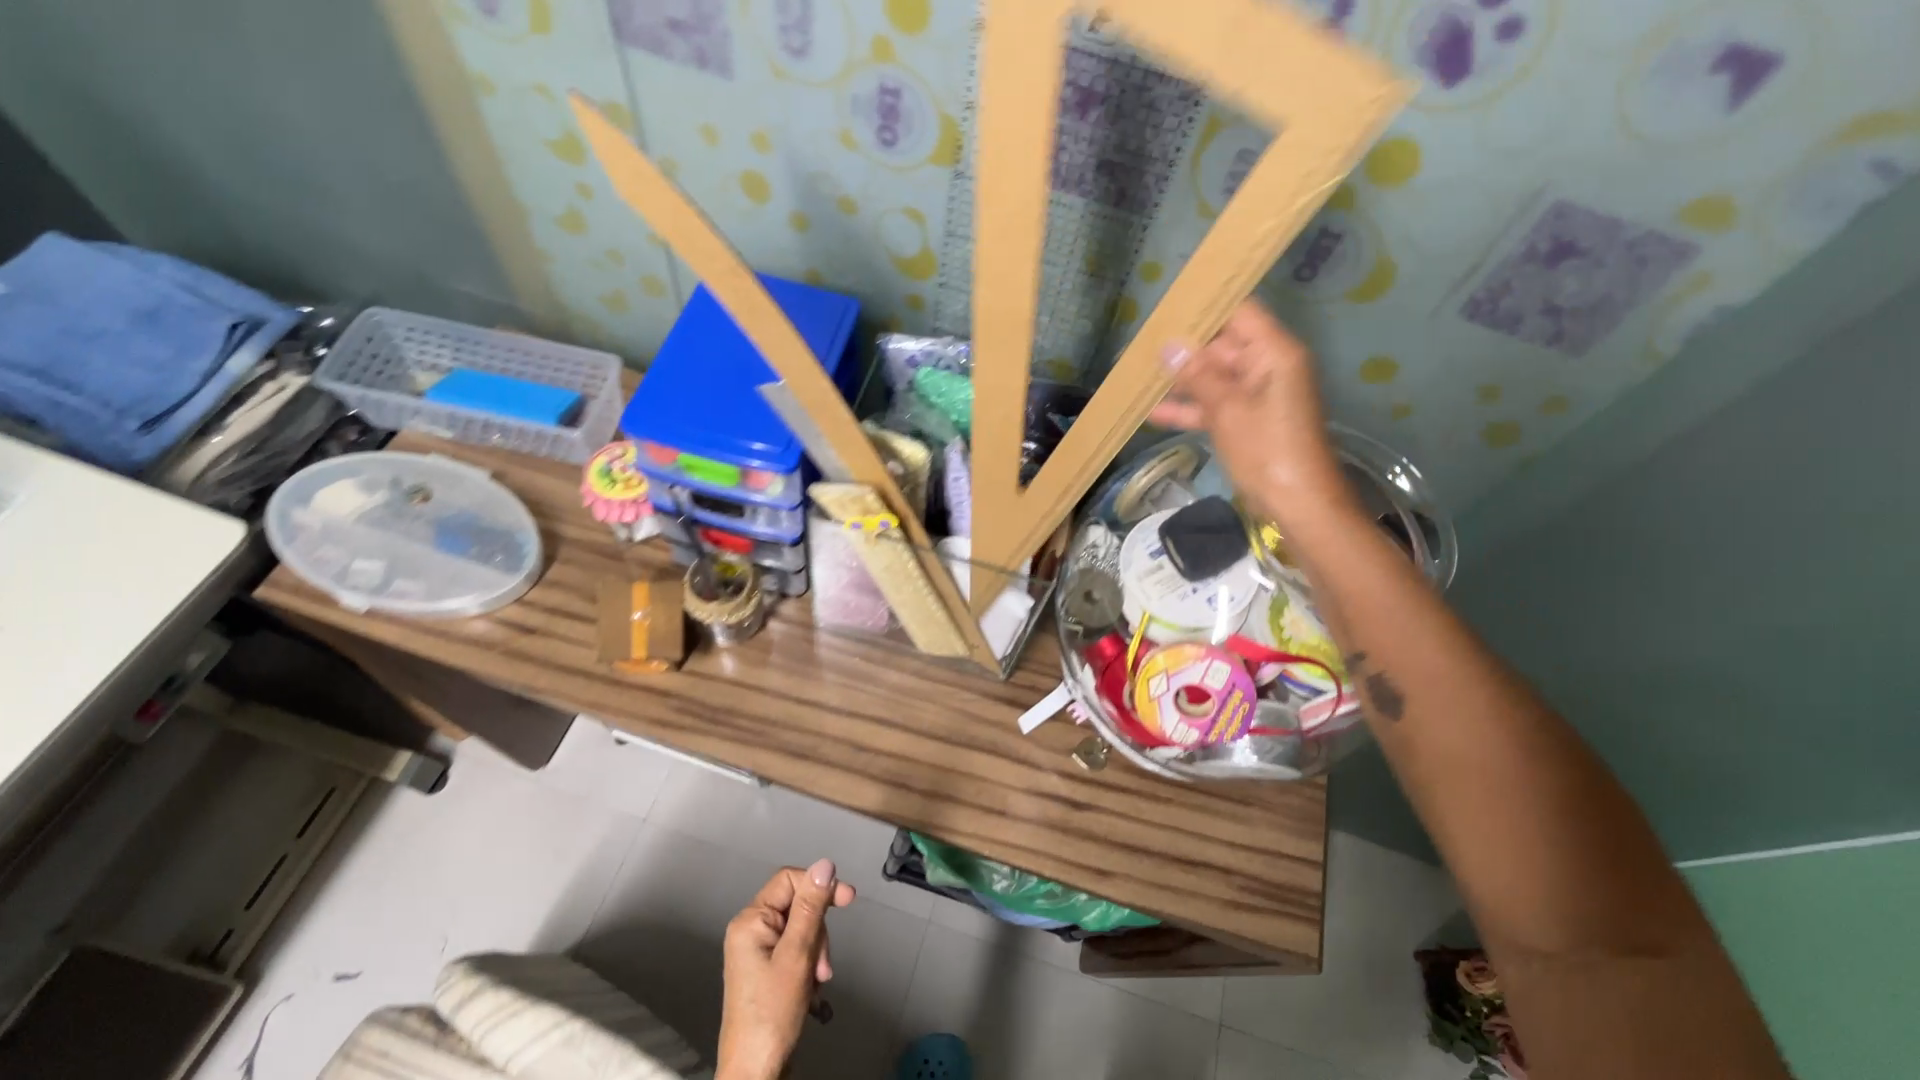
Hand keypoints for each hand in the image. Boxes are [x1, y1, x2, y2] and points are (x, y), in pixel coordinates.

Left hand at [716, 859, 855, 1079]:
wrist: (755, 1071)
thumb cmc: (773, 1012)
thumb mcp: (797, 956)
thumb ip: (812, 908)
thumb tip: (826, 865)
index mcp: (751, 921)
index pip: (790, 881)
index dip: (820, 886)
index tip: (850, 900)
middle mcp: (751, 930)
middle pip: (798, 906)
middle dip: (819, 932)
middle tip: (822, 965)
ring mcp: (758, 952)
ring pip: (802, 931)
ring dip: (817, 954)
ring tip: (816, 984)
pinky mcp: (767, 971)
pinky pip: (797, 953)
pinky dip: (809, 968)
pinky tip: (811, 992)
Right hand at [1149, 300, 1350, 531]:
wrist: (1299, 505)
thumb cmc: (1267, 451)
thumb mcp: (1226, 410)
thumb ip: (1197, 375)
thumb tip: (1168, 347)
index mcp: (1274, 352)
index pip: (1240, 311)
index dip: (1206, 306)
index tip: (1170, 306)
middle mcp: (1270, 366)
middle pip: (1223, 344)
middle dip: (1185, 347)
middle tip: (1143, 345)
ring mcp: (1260, 395)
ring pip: (1216, 377)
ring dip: (1182, 380)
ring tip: (1140, 376)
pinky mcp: (1251, 421)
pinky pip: (1217, 405)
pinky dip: (1192, 409)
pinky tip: (1154, 414)